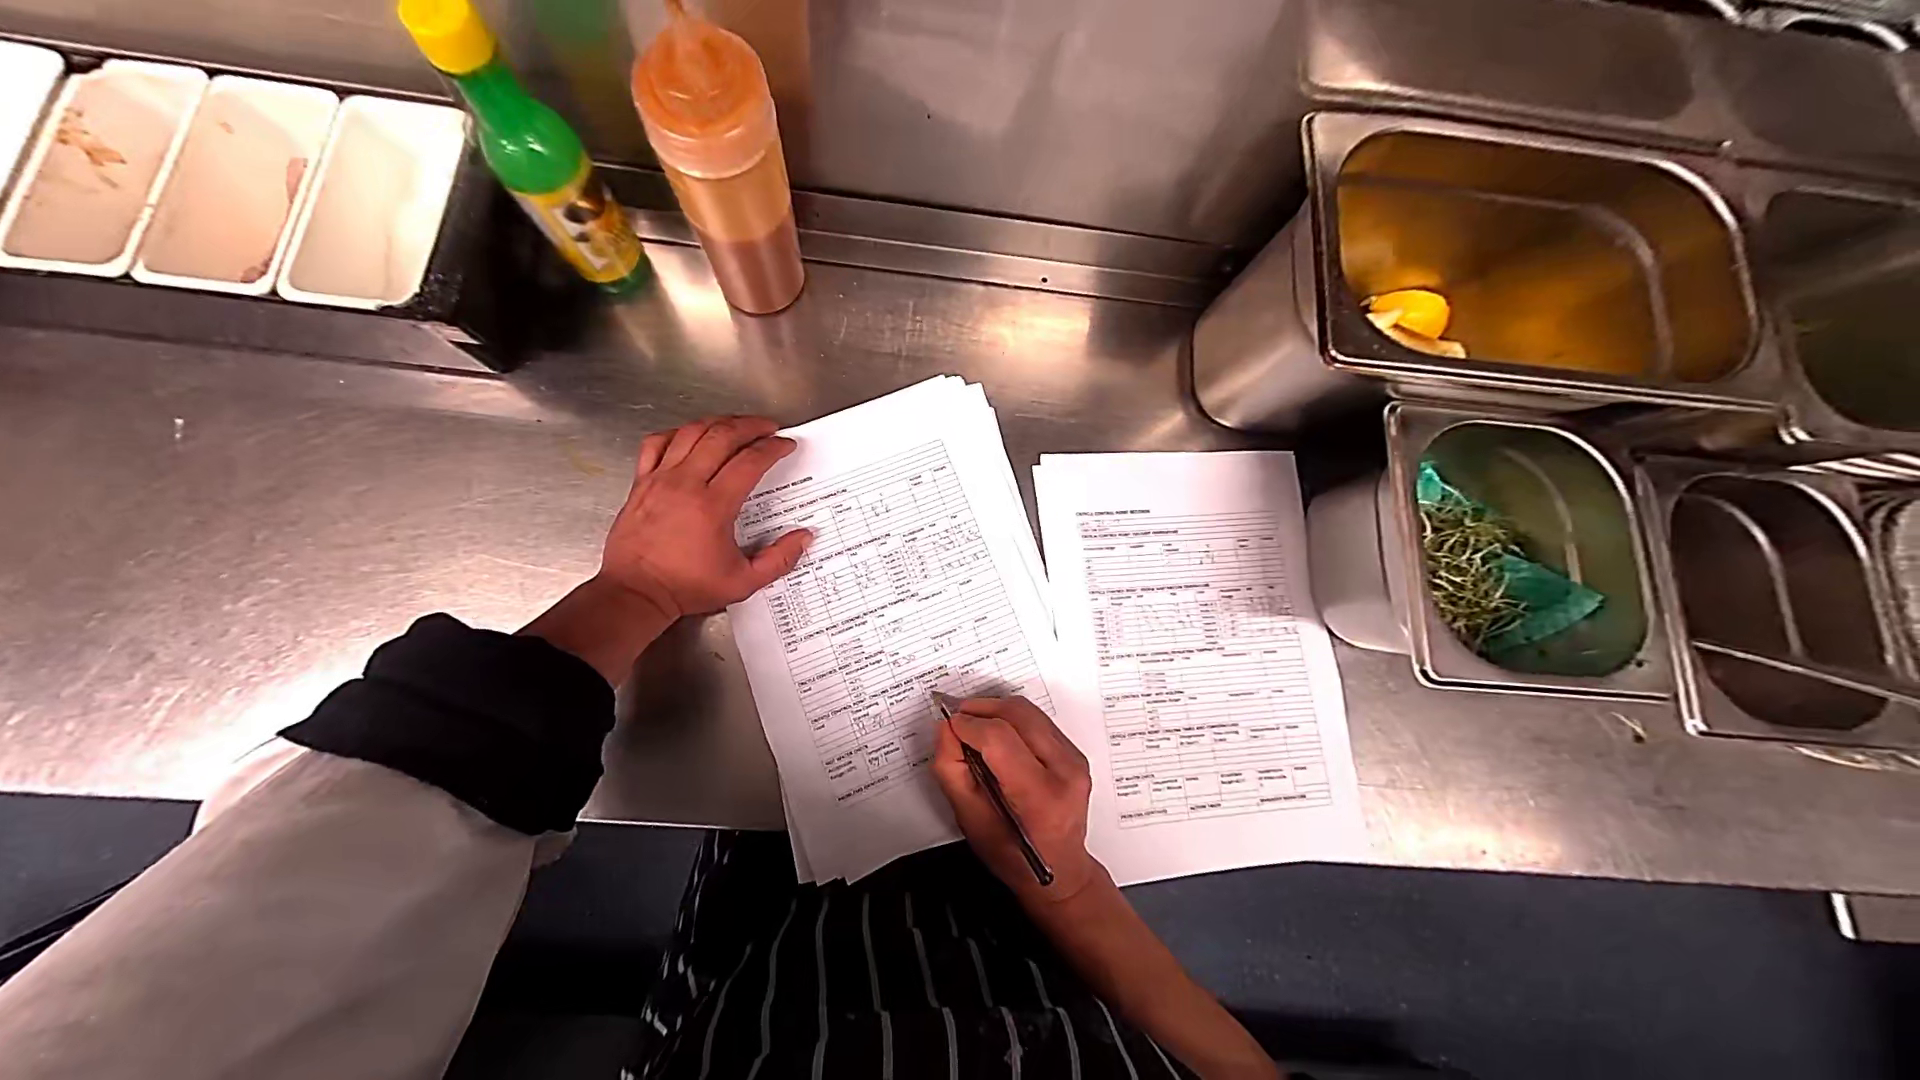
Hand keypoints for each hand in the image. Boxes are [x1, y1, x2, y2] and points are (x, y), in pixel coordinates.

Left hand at [600, 416, 812, 620]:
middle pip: (722, 436)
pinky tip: (691, 436)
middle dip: (751, 426)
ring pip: (691, 432)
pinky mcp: (641, 483)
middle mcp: (685, 485)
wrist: (636, 592)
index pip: (750, 462)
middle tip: (768, 427)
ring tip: (736, 425)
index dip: (773, 448)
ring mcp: (660, 480)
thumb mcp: (744, 581)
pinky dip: (678, 433)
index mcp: (713, 506)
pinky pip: (657, 443)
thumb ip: (779, 559)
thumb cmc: (686, 587)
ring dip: (719, 423)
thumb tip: (803, 538)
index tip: (785, 445)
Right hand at [932, 696, 1103, 909]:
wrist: (1059, 871)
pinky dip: (1012, 718)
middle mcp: (1066, 773)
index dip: (968, 725)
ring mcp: (1074, 760)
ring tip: (973, 724)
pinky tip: (996, 733)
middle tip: (957, 718)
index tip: (950, 725)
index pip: (1000, 739)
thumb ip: (952, 769)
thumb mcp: (970, 819)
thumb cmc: (1016, 856)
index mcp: (1041, 797)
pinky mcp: (1074, 752)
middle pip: (1017, 714)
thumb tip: (946, 728)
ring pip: (1028, 711)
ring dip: (996, 710)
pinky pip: (1038, 720)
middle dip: (980, 709)